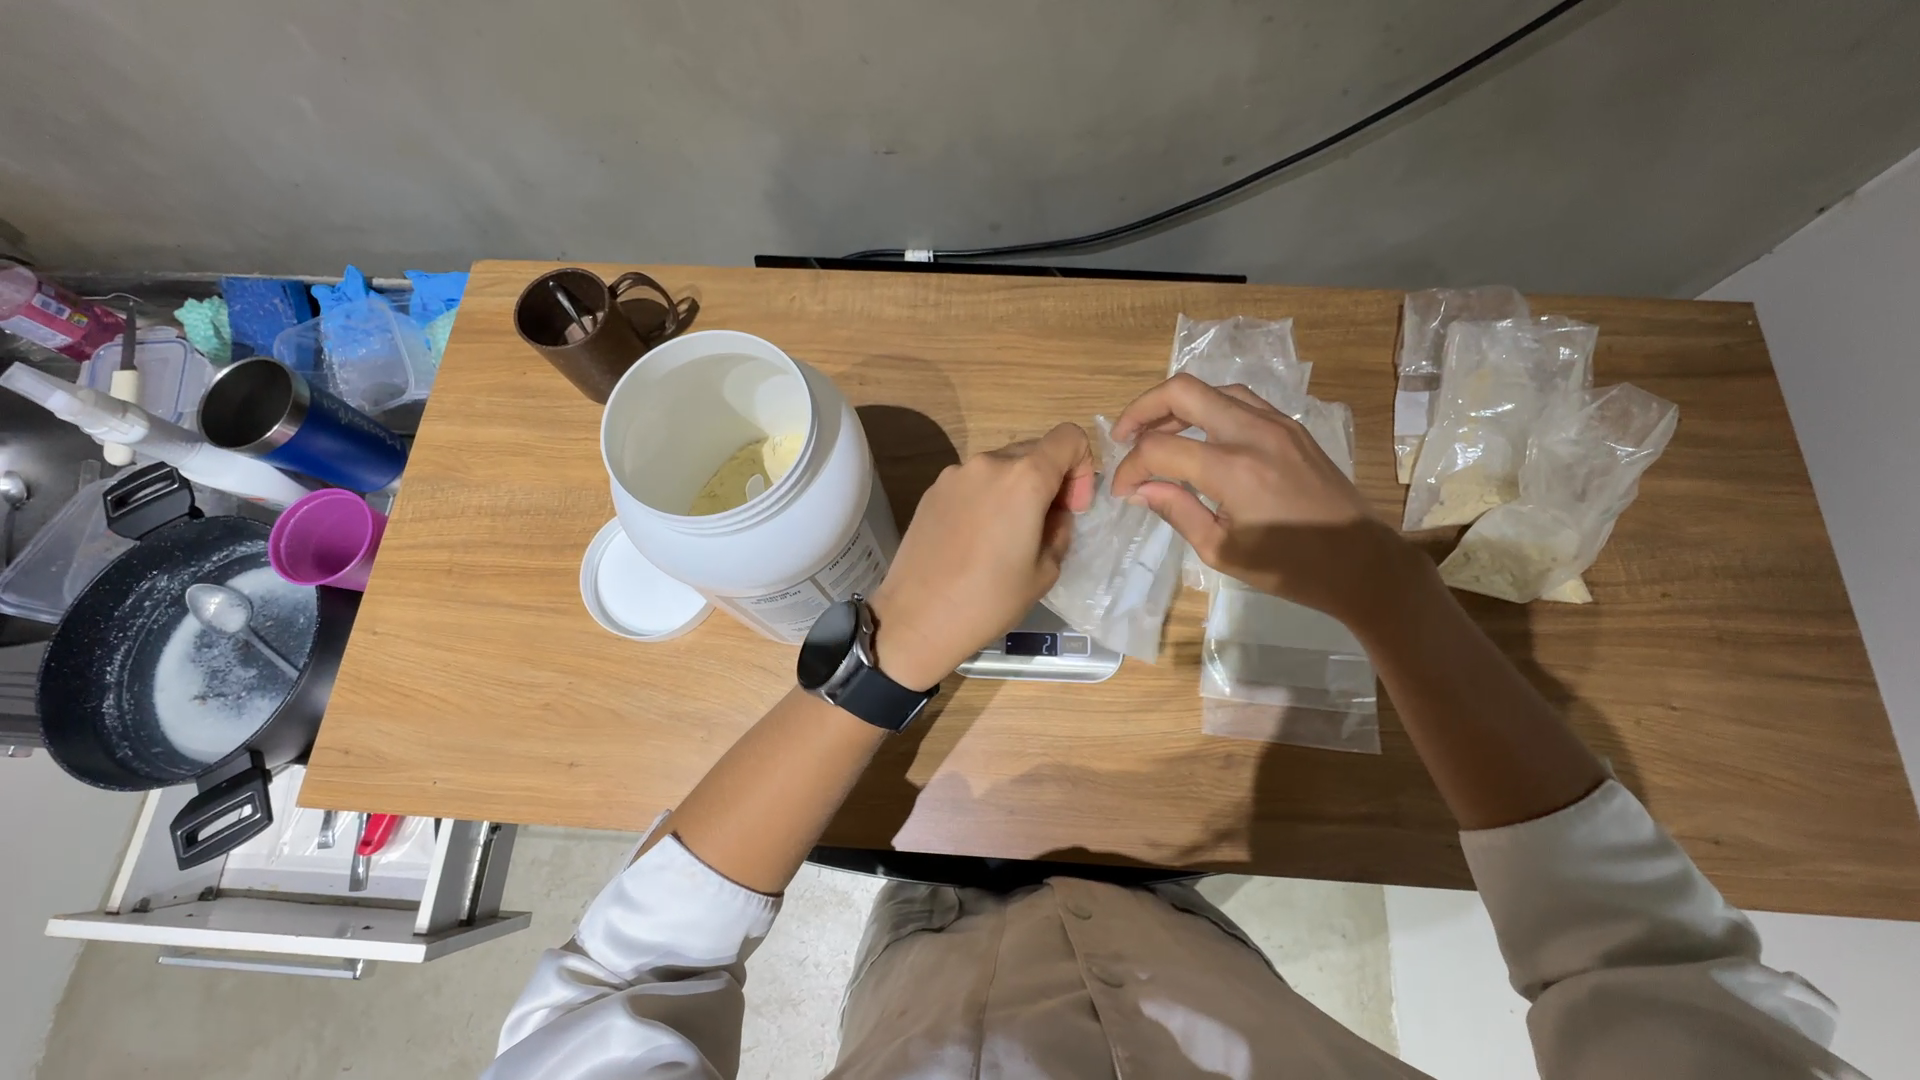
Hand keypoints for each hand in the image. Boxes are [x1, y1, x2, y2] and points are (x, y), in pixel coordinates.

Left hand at [868, 423, 1095, 689]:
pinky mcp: (932, 492)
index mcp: (1024, 478)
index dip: (1082, 467)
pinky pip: (973, 483)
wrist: (917, 618)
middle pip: (1034, 451)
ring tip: (1007, 537)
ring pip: (1001, 468)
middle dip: (1050, 481)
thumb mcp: (1045, 571)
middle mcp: (988, 464)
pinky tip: (976, 540)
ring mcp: (954, 475)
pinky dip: (986, 499)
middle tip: (1044, 526)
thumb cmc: (989, 600)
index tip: (1072, 507)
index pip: (1069, 438)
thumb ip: (1059, 530)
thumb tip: (1052, 515)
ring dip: (1016, 490)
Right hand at [1110, 374, 1424, 626]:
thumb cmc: (1290, 568)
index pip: (1159, 448)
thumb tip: (1140, 489)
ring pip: (1212, 389)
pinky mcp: (1291, 428)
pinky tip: (1199, 434)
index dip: (1130, 468)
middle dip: (1141, 410)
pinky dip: (1209, 408)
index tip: (1122, 492)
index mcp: (1232, 470)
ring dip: (1176, 406)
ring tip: (1156, 434)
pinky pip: (1240, 400)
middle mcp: (1253, 433)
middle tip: (1123, 438)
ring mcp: (1277, 424)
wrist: (1362, 562)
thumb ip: (1177, 511)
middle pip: (1182, 391)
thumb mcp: (1222, 551)